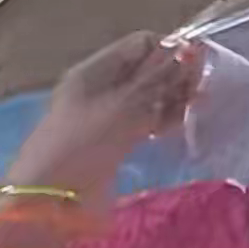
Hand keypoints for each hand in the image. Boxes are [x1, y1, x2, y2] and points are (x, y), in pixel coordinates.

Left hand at [5, 31, 201, 204]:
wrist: (51, 204)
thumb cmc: (86, 142)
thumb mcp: (127, 103)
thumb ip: (162, 75)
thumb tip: (193, 51)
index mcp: (95, 70)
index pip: (143, 43)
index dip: (170, 50)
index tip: (194, 67)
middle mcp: (100, 86)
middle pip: (148, 68)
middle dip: (175, 76)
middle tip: (197, 92)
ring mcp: (106, 113)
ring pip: (150, 94)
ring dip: (172, 99)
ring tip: (191, 110)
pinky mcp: (113, 137)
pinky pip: (146, 117)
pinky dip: (163, 119)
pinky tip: (176, 126)